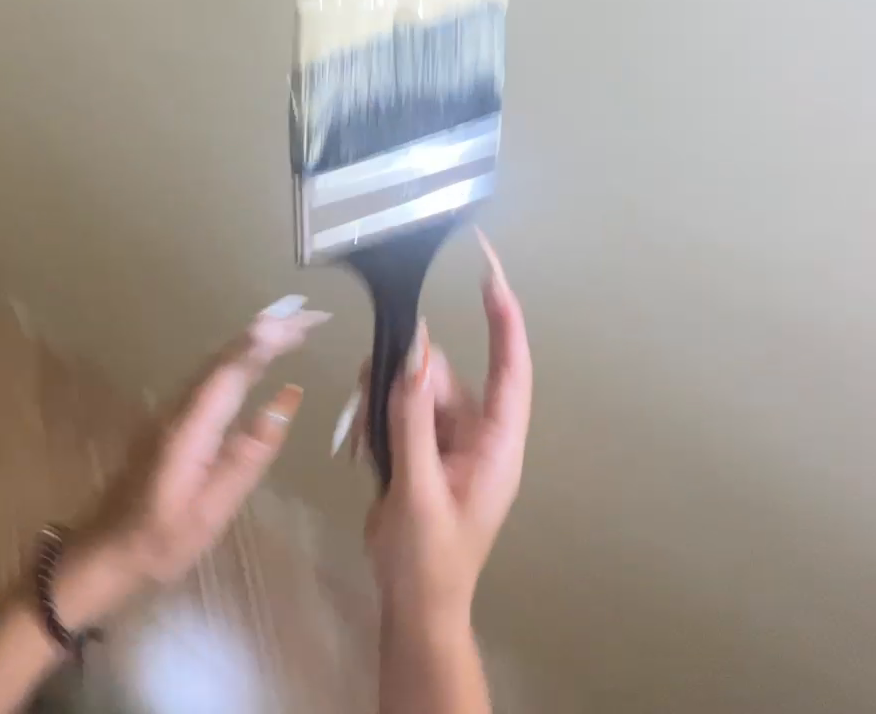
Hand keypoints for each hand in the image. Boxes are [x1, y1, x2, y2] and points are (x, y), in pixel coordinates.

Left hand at [78, 301, 327, 591]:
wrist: (112, 548)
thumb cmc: (166, 537)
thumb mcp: (215, 505)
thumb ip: (250, 452)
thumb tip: (287, 398)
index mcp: (192, 424)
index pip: (233, 368)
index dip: (266, 339)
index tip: (301, 319)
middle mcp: (180, 406)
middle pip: (226, 357)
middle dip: (268, 331)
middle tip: (311, 317)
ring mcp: (173, 410)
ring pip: (218, 363)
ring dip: (255, 341)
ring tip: (293, 327)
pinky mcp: (173, 420)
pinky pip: (212, 377)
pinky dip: (241, 359)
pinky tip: (256, 359)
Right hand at [364, 231, 530, 625]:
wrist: (413, 603)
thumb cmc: (430, 557)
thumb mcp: (419, 488)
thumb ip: (412, 419)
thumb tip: (414, 354)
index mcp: (497, 446)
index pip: (510, 371)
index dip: (505, 320)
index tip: (490, 272)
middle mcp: (477, 437)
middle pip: (445, 378)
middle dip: (406, 379)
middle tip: (370, 398)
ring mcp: (448, 444)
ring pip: (414, 392)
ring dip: (384, 403)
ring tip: (367, 439)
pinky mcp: (421, 451)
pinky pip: (398, 412)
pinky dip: (377, 420)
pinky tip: (365, 446)